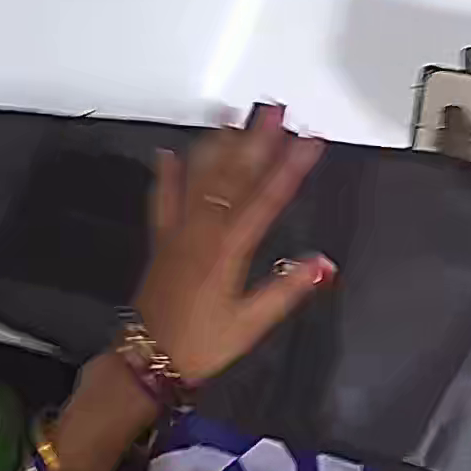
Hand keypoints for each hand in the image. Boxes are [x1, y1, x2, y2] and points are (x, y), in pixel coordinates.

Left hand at [132, 105, 332, 383]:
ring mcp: (178, 230)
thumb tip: (325, 263)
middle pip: (233, 177)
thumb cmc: (202, 343)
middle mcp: (201, 230)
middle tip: (273, 110)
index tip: (311, 141)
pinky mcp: (162, 238)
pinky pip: (162, 199)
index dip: (291, 167)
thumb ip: (287, 289)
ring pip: (199, 178)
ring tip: (231, 115)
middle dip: (256, 140)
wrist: (145, 360)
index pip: (266, 199)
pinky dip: (166, 174)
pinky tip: (169, 152)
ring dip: (217, 144)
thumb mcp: (251, 324)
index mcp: (227, 249)